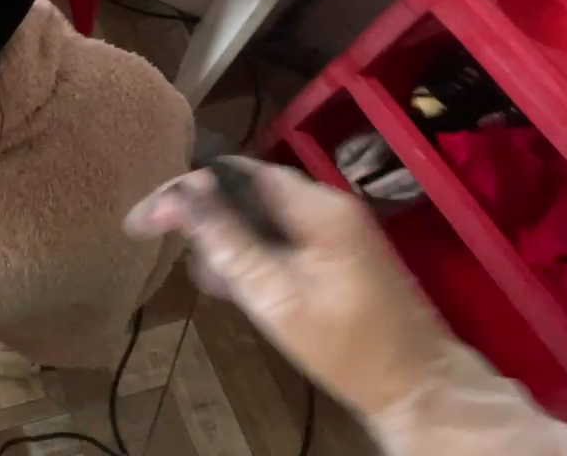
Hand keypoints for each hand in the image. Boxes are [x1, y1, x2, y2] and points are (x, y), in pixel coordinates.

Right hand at [123, 158, 453, 416]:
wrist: (422, 393)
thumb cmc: (347, 349)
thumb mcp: (277, 297)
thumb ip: (228, 241)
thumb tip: (182, 194)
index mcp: (314, 206)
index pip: (230, 174)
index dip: (181, 191)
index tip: (144, 219)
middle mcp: (321, 201)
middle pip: (238, 187)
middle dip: (197, 213)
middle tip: (156, 236)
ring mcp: (329, 222)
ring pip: (252, 209)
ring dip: (222, 236)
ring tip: (207, 276)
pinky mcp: (330, 244)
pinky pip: (272, 229)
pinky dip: (246, 248)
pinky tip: (230, 279)